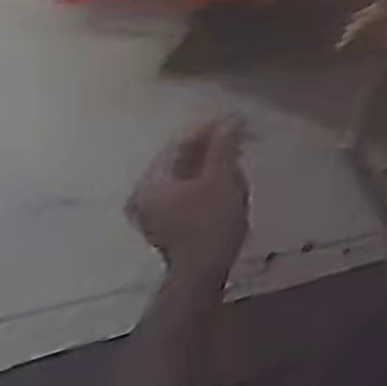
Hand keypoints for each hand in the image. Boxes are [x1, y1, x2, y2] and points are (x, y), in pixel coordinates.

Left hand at [125, 117, 248, 279]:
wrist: (203, 267)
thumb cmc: (212, 219)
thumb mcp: (223, 176)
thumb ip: (224, 145)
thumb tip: (230, 119)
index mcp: (151, 182)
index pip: (179, 143)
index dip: (210, 127)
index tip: (240, 118)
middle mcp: (143, 194)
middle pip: (177, 158)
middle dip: (210, 142)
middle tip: (243, 133)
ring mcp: (151, 209)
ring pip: (182, 172)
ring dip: (209, 158)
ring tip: (239, 150)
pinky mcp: (165, 219)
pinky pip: (184, 186)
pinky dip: (204, 174)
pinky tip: (225, 173)